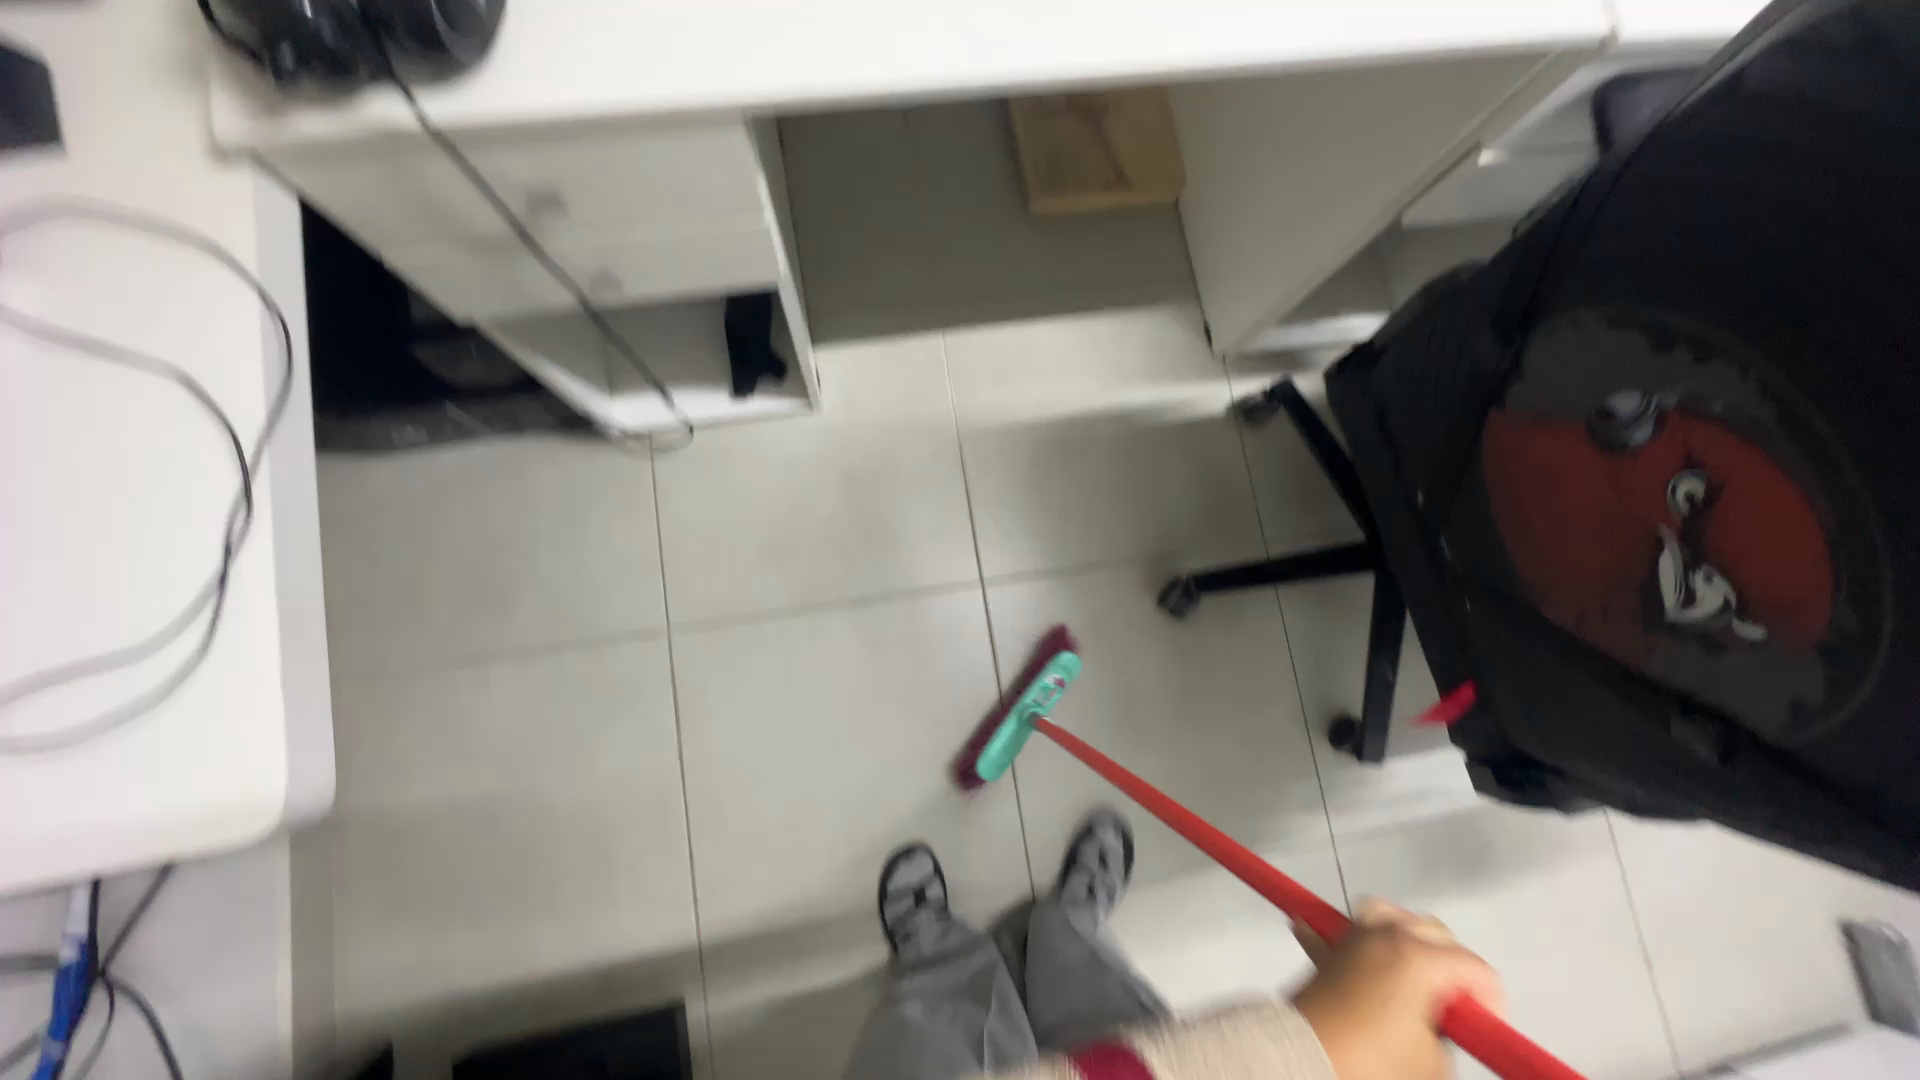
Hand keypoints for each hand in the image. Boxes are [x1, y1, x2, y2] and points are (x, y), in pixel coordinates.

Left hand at [1289, 898, 1502, 1079]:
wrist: (1306, 1056)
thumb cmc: (1374, 1063)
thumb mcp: (1433, 1062)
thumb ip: (1445, 1033)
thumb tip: (1434, 1021)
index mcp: (1418, 958)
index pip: (1473, 966)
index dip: (1490, 1000)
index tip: (1484, 1029)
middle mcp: (1386, 934)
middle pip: (1434, 931)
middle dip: (1452, 964)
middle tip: (1453, 1006)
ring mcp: (1352, 935)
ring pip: (1388, 915)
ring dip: (1407, 936)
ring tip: (1416, 972)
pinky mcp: (1326, 947)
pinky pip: (1342, 930)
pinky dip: (1354, 938)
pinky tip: (1355, 954)